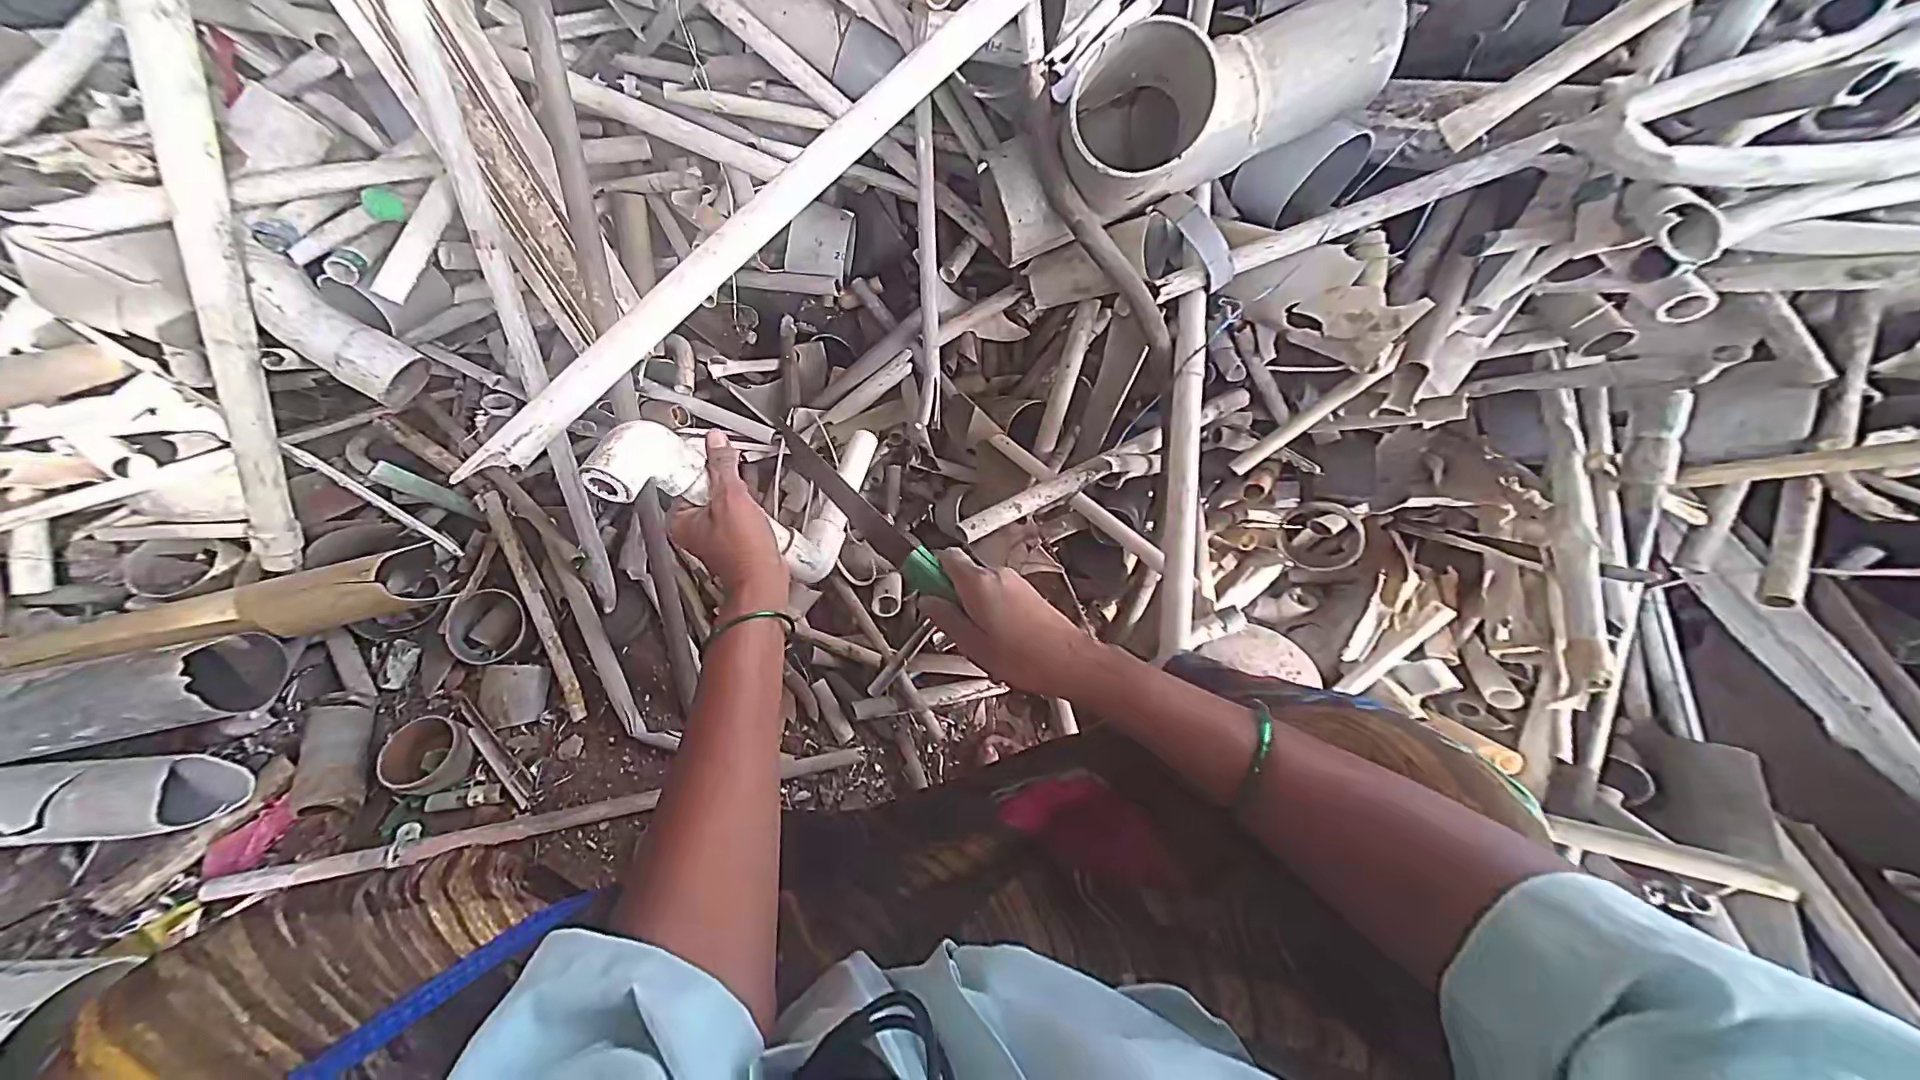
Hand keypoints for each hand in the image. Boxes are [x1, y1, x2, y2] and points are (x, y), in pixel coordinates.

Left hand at [671, 431, 787, 609]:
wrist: (766, 580)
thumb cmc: (743, 552)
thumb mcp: (731, 498)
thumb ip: (722, 465)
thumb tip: (716, 442)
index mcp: (680, 518)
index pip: (687, 476)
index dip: (704, 461)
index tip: (719, 451)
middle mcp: (694, 526)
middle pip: (708, 485)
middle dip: (726, 475)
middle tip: (739, 472)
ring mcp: (715, 532)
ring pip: (726, 497)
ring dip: (741, 489)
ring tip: (752, 490)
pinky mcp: (735, 536)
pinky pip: (740, 509)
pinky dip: (750, 502)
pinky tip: (759, 502)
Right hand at [921, 548, 1104, 700]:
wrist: (1069, 662)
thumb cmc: (1027, 657)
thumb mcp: (971, 644)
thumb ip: (945, 618)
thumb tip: (928, 603)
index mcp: (978, 583)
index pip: (942, 556)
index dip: (926, 569)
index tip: (919, 584)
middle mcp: (997, 575)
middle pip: (960, 571)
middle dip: (949, 592)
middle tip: (947, 620)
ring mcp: (1014, 581)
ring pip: (978, 583)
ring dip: (969, 602)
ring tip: (974, 635)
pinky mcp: (1026, 592)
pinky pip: (996, 591)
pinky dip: (988, 606)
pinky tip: (993, 634)